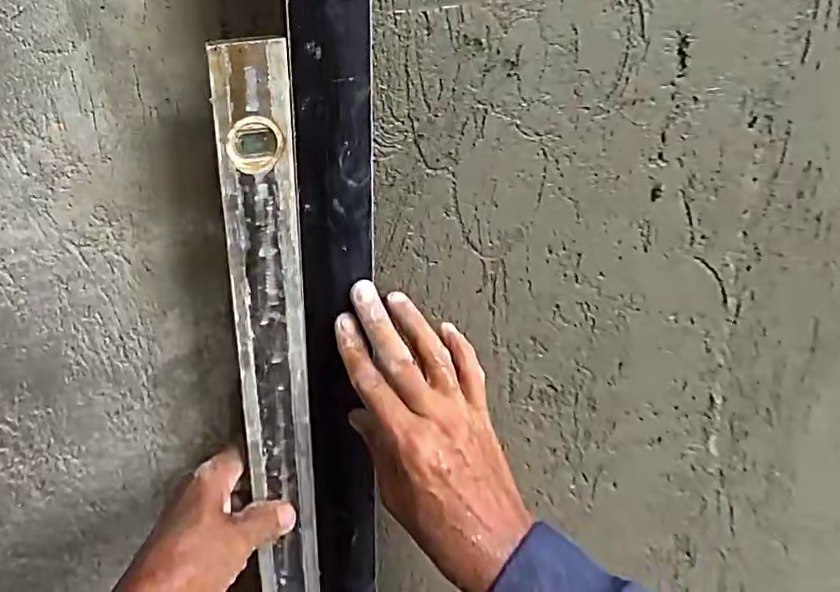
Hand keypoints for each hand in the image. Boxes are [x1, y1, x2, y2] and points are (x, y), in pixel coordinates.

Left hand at [115, 446, 296, 591]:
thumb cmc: (185, 566)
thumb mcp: (239, 541)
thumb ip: (265, 520)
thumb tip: (283, 511)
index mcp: (206, 477)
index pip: (240, 453)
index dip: (261, 461)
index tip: (277, 470)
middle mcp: (189, 490)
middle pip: (229, 482)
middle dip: (251, 496)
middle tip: (270, 508)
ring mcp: (178, 517)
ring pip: (217, 509)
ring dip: (235, 520)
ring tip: (252, 536)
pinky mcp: (171, 543)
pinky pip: (204, 531)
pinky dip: (219, 538)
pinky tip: (228, 555)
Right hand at [336, 280, 533, 591]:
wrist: (496, 545)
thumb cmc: (445, 529)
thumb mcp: (396, 495)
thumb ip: (378, 448)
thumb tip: (361, 416)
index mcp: (409, 442)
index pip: (372, 383)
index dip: (354, 350)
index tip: (344, 326)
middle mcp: (436, 419)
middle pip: (400, 359)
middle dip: (377, 322)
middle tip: (364, 295)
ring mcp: (461, 411)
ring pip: (435, 354)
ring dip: (414, 322)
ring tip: (397, 298)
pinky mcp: (481, 412)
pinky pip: (471, 370)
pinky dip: (459, 345)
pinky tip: (447, 326)